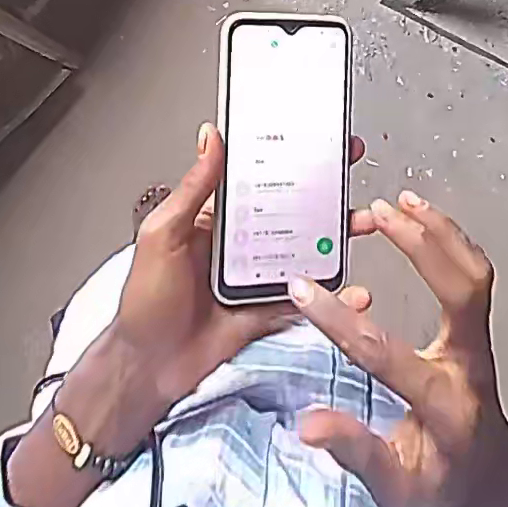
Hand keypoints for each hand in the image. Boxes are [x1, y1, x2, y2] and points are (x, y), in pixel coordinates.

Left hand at [113, 124, 369, 414]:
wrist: (148, 367)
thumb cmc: (145, 297)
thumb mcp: (165, 233)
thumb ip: (193, 189)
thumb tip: (210, 139)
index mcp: (218, 218)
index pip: (256, 179)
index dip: (284, 159)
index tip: (313, 141)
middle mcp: (241, 243)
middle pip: (289, 213)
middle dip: (322, 195)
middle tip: (349, 174)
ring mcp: (257, 277)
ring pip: (304, 252)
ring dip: (334, 239)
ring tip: (362, 226)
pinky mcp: (266, 310)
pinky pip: (304, 299)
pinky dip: (331, 295)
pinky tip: (352, 289)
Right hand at [289, 191, 507, 506]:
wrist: (490, 475)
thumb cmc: (441, 477)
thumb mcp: (396, 485)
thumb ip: (355, 452)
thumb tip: (309, 424)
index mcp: (444, 402)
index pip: (384, 352)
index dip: (337, 320)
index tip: (302, 290)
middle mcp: (470, 362)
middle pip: (460, 291)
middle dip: (418, 246)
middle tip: (379, 213)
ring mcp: (481, 339)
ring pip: (474, 273)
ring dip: (438, 230)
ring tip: (401, 201)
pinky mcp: (480, 324)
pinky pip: (474, 271)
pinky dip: (451, 236)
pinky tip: (423, 215)